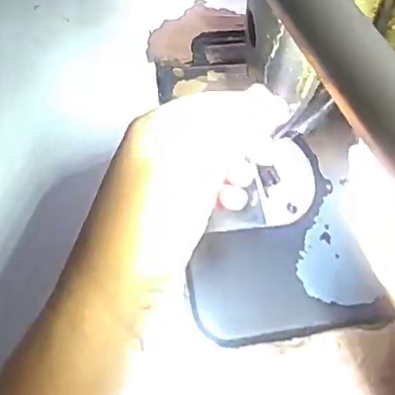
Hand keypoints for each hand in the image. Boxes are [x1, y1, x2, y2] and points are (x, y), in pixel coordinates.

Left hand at [76, 86, 289, 293]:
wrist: (117, 294)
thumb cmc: (153, 223)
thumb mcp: (195, 169)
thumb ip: (229, 132)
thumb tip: (261, 101)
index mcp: (153, 128)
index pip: (206, 103)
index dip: (243, 105)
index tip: (277, 111)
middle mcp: (153, 147)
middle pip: (207, 128)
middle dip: (241, 136)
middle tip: (270, 149)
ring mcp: (159, 179)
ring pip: (207, 158)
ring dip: (234, 163)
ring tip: (252, 175)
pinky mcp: (166, 210)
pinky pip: (201, 185)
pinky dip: (220, 187)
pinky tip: (233, 200)